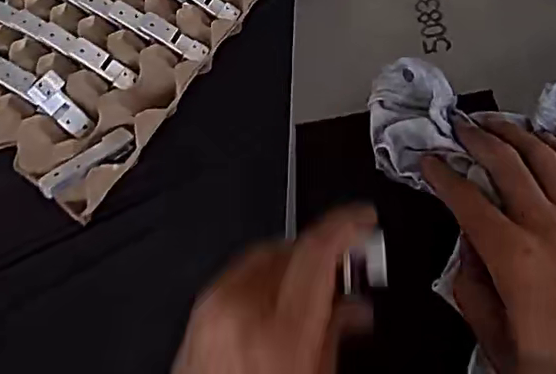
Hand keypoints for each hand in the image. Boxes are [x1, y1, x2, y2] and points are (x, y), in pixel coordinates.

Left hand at [173, 205, 376, 373]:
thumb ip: (335, 335)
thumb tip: (353, 304)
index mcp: (277, 334)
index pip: (317, 249)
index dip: (347, 225)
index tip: (362, 219)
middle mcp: (238, 314)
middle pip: (291, 248)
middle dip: (321, 256)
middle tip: (344, 275)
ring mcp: (210, 316)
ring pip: (263, 257)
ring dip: (291, 267)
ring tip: (311, 298)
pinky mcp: (192, 324)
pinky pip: (237, 279)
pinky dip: (262, 282)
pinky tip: (276, 308)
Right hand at [421, 117, 555, 373]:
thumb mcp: (501, 346)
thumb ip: (474, 294)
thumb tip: (465, 251)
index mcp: (515, 258)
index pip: (467, 200)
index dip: (442, 175)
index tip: (429, 161)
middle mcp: (547, 226)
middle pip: (505, 162)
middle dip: (476, 138)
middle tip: (460, 127)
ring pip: (543, 156)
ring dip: (515, 132)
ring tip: (496, 121)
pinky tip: (547, 139)